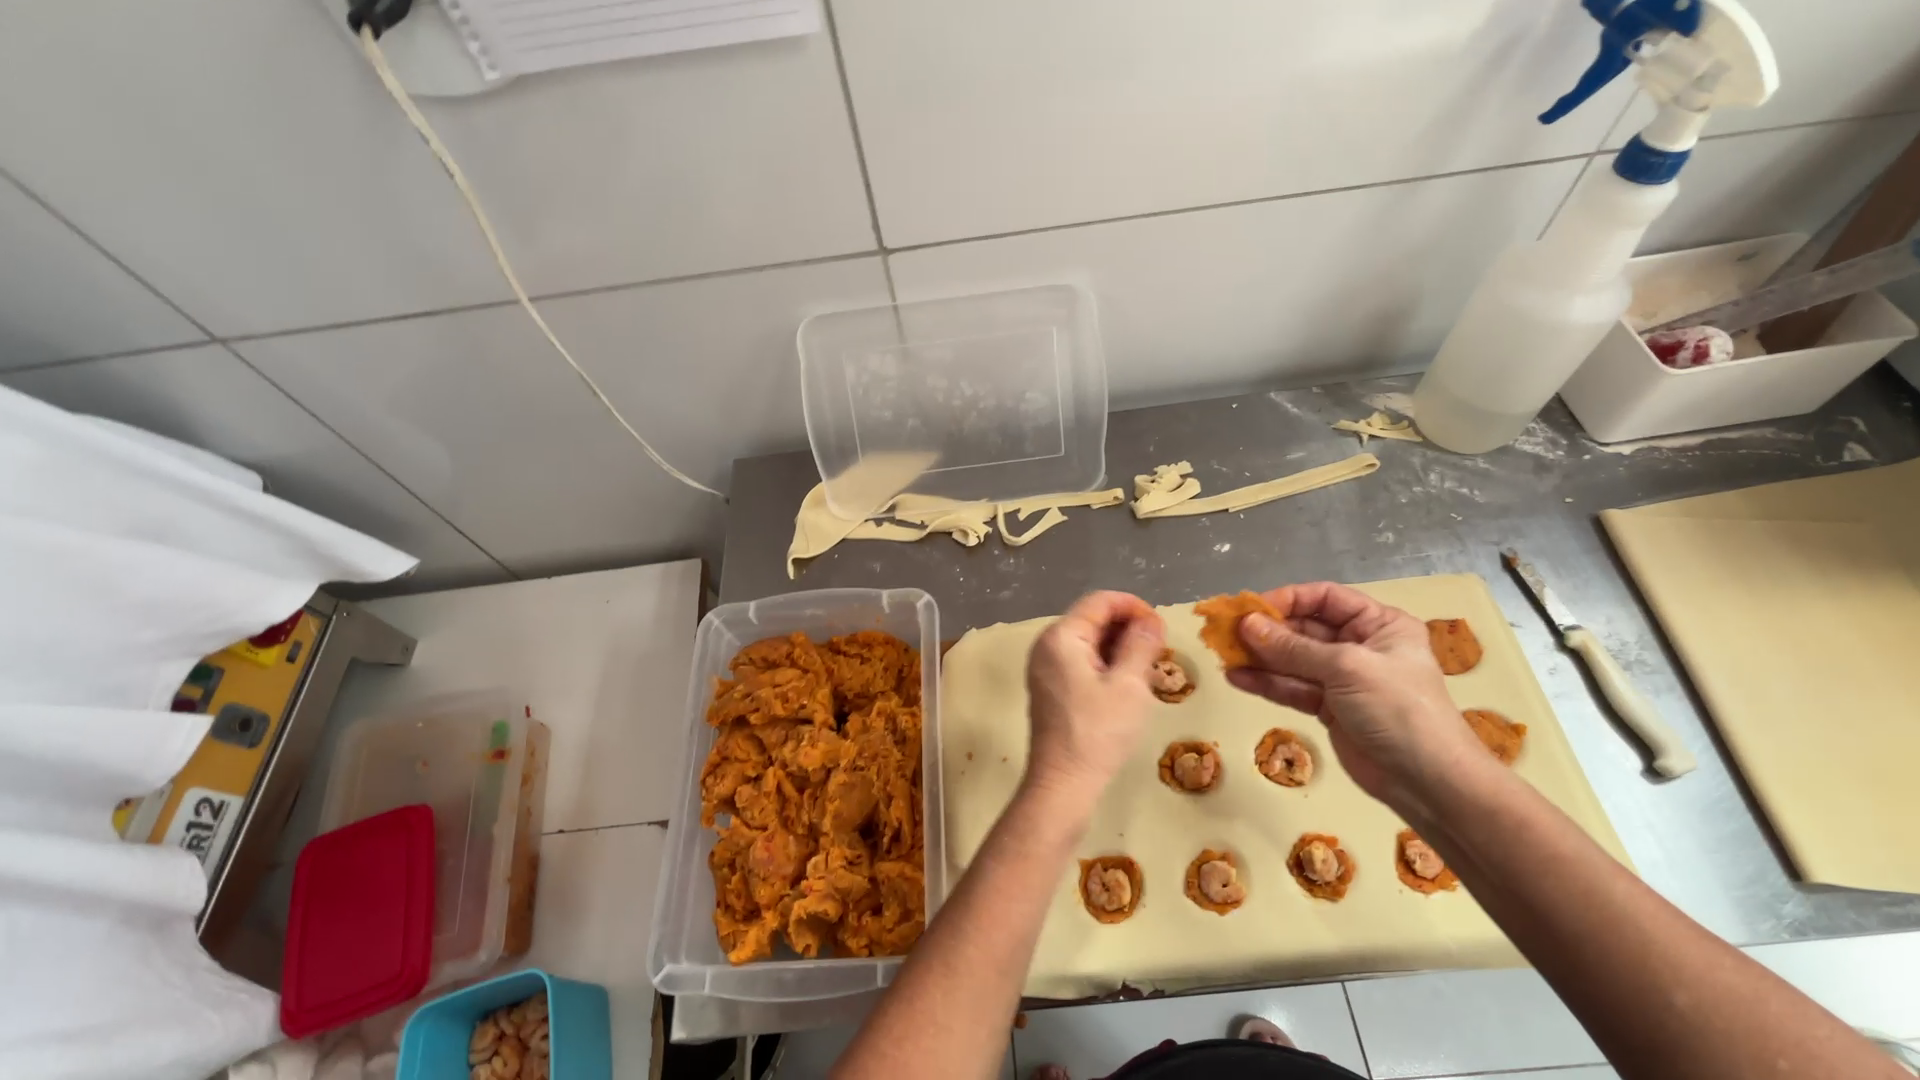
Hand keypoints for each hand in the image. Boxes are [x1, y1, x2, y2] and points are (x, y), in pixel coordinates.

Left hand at [1024, 590, 1165, 799]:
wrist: (1064, 783)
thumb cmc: (1098, 732)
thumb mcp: (1130, 685)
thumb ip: (1141, 645)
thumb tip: (1151, 620)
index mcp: (1060, 637)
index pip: (1099, 601)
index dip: (1134, 606)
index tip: (1161, 626)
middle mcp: (1046, 646)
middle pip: (1092, 619)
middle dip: (1127, 628)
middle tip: (1159, 650)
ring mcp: (1045, 668)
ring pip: (1088, 642)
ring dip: (1119, 647)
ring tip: (1149, 667)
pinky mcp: (1050, 689)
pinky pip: (1081, 662)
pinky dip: (1106, 664)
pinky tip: (1128, 683)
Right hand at [1225, 583, 1486, 809]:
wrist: (1427, 781)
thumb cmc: (1397, 709)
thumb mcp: (1346, 668)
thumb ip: (1293, 648)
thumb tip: (1247, 625)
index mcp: (1379, 624)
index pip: (1325, 598)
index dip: (1287, 599)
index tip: (1249, 609)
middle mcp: (1361, 646)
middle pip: (1305, 629)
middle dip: (1267, 631)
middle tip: (1227, 634)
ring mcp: (1344, 680)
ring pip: (1294, 660)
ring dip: (1260, 658)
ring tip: (1223, 656)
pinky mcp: (1330, 708)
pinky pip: (1293, 688)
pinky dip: (1267, 683)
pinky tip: (1237, 679)